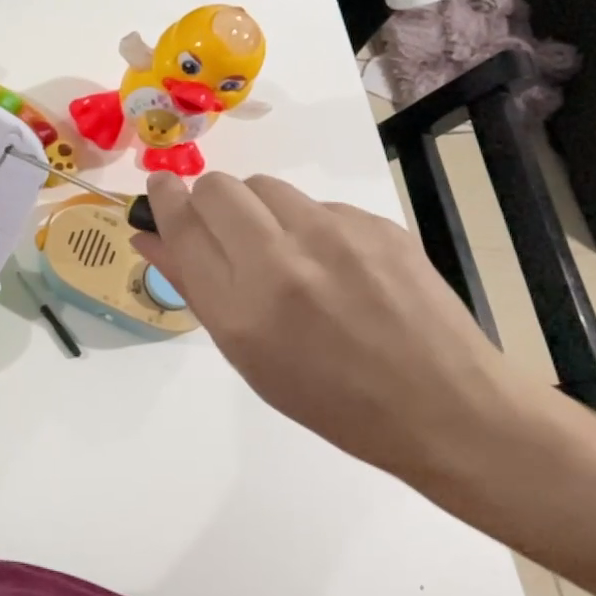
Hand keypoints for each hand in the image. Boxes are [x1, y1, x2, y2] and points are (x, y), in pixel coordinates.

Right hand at [131, 171, 539, 480]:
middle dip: (208, 200)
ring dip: (257, 208)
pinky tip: (335, 266)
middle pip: (218, 187)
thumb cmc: (331, 399)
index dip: (163, 199)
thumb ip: (193, 287)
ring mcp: (335, 236)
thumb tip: (148, 235)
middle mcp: (283, 260)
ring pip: (266, 186)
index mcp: (243, 307)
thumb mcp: (246, 355)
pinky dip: (309, 225)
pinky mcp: (376, 225)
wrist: (446, 408)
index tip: (159, 189)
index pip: (182, 223)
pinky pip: (317, 204)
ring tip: (284, 251)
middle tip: (224, 231)